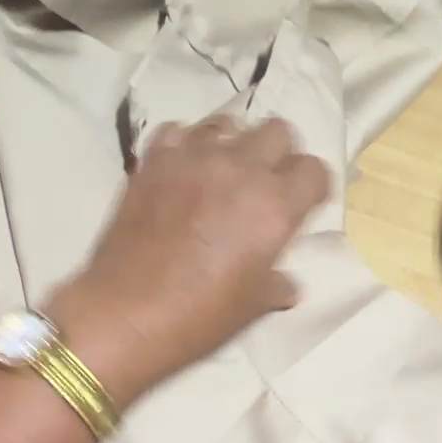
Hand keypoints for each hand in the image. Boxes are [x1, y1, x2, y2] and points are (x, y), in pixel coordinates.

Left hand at [47, 115, 331, 396]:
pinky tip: (186, 174)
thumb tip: (285, 281)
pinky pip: (181, 131)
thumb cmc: (200, 319)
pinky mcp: (154, 159)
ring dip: (236, 145)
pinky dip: (189, 146)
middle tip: (268, 187)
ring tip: (226, 175)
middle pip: (278, 131)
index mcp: (274, 208)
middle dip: (280, 156)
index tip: (304, 206)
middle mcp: (240, 170)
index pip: (314, 171)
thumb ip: (276, 283)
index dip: (313, 189)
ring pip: (230, 123)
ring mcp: (193, 158)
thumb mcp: (253, 307)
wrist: (127, 315)